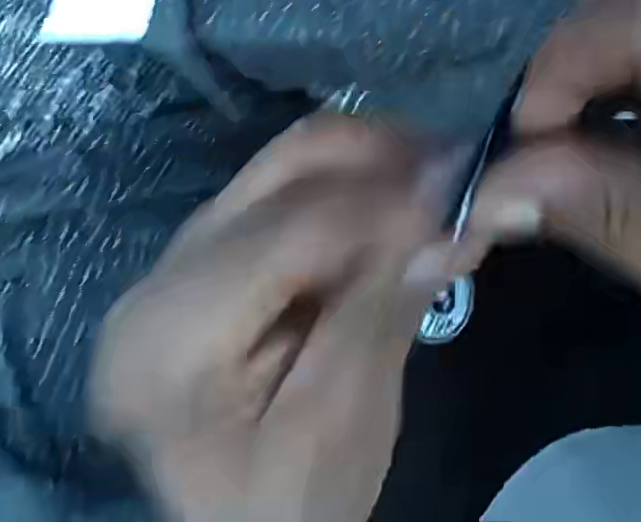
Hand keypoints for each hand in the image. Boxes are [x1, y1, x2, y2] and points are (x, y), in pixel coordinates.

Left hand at [91, 115, 507, 521]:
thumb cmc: (287, 497)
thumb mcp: (343, 421)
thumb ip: (389, 309)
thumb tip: (457, 216)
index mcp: (170, 335)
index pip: (297, 230)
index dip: (394, 203)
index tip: (475, 192)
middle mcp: (165, 269)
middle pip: (294, 163)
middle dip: (393, 155)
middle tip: (468, 173)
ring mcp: (193, 246)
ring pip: (304, 154)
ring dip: (387, 157)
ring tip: (448, 183)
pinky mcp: (229, 238)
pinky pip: (308, 175)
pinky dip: (373, 174)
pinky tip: (416, 198)